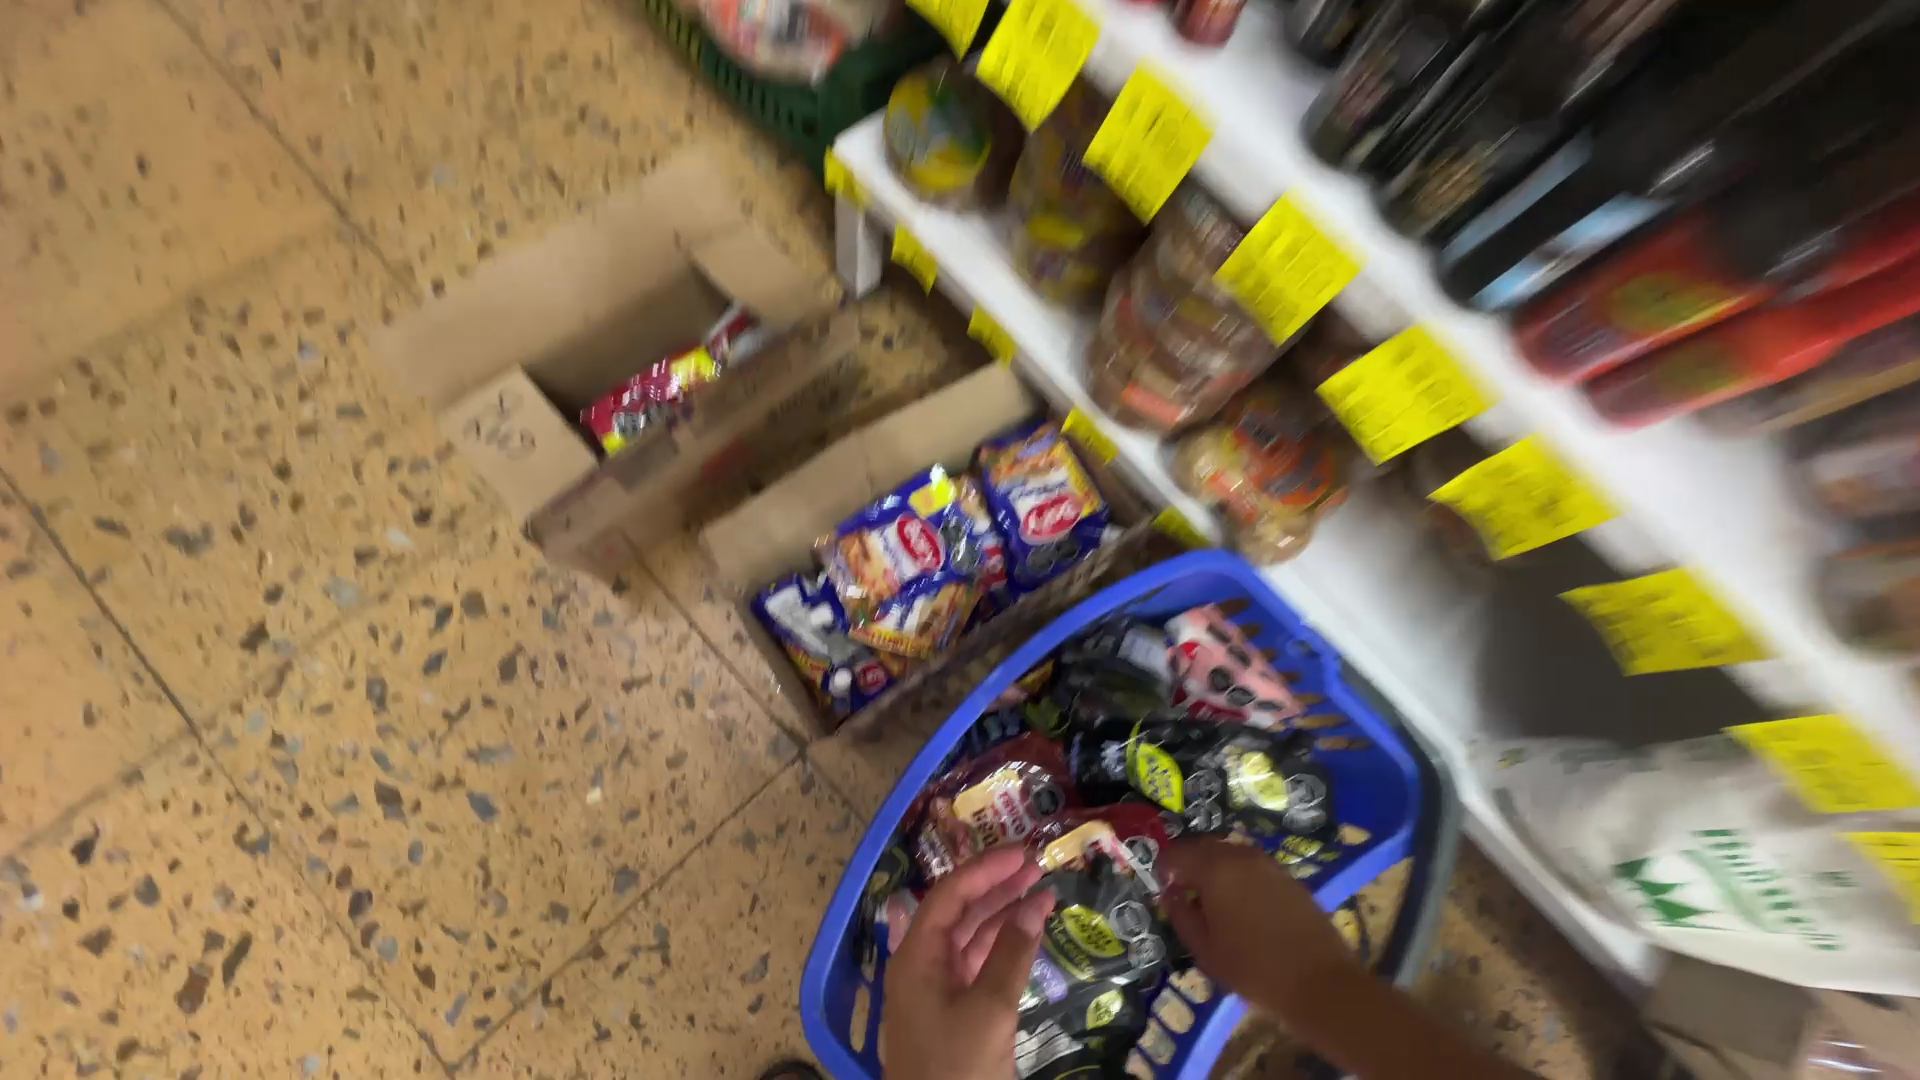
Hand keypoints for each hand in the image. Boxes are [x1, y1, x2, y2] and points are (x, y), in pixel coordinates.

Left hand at [881, 846, 1055, 1079]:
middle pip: (958, 909)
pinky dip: (1003, 946)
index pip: (950, 893)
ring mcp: (936, 988)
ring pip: (969, 935)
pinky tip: (1029, 932)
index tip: (1024, 853)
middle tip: (1038, 866)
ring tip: (1042, 892)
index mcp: (916, 954)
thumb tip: (1037, 901)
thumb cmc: (958, 1070)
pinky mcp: (952, 1011)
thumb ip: (1013, 951)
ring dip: (1003, 913)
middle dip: (997, 885)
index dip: (986, 868)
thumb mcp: (990, 1010)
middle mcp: (921, 962)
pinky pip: (976, 963)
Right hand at [1160, 837, 1359, 1015]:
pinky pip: (1253, 866)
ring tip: (1215, 899)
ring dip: (1216, 868)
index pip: (1177, 853)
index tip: (1165, 889)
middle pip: (1204, 846)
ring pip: (1230, 853)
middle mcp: (1239, 855)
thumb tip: (1169, 894)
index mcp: (1214, 869)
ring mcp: (1267, 863)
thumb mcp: (1205, 950)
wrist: (1322, 983)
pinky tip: (1245, 906)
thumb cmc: (1254, 968)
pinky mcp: (1288, 876)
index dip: (1165, 869)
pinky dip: (1240, 876)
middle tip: (1186, 891)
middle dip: (1190, 863)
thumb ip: (1181, 916)